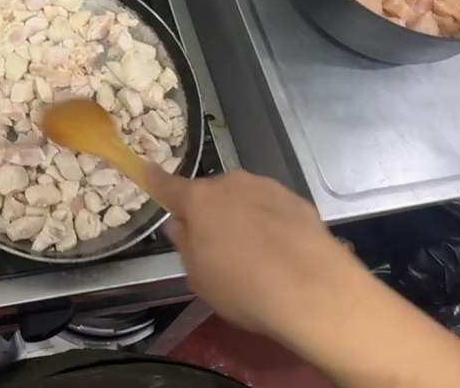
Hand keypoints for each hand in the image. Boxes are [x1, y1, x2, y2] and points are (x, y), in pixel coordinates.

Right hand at [160, 170, 367, 344]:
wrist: (316, 292)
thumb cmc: (246, 289)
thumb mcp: (201, 279)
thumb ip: (185, 247)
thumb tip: (180, 226)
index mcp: (198, 200)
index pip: (167, 186)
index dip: (153, 179)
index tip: (144, 168)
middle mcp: (230, 183)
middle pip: (211, 195)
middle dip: (211, 214)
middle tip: (219, 249)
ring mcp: (265, 187)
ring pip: (243, 199)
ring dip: (243, 218)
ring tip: (259, 257)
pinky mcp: (296, 199)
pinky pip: (273, 209)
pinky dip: (272, 224)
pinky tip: (284, 254)